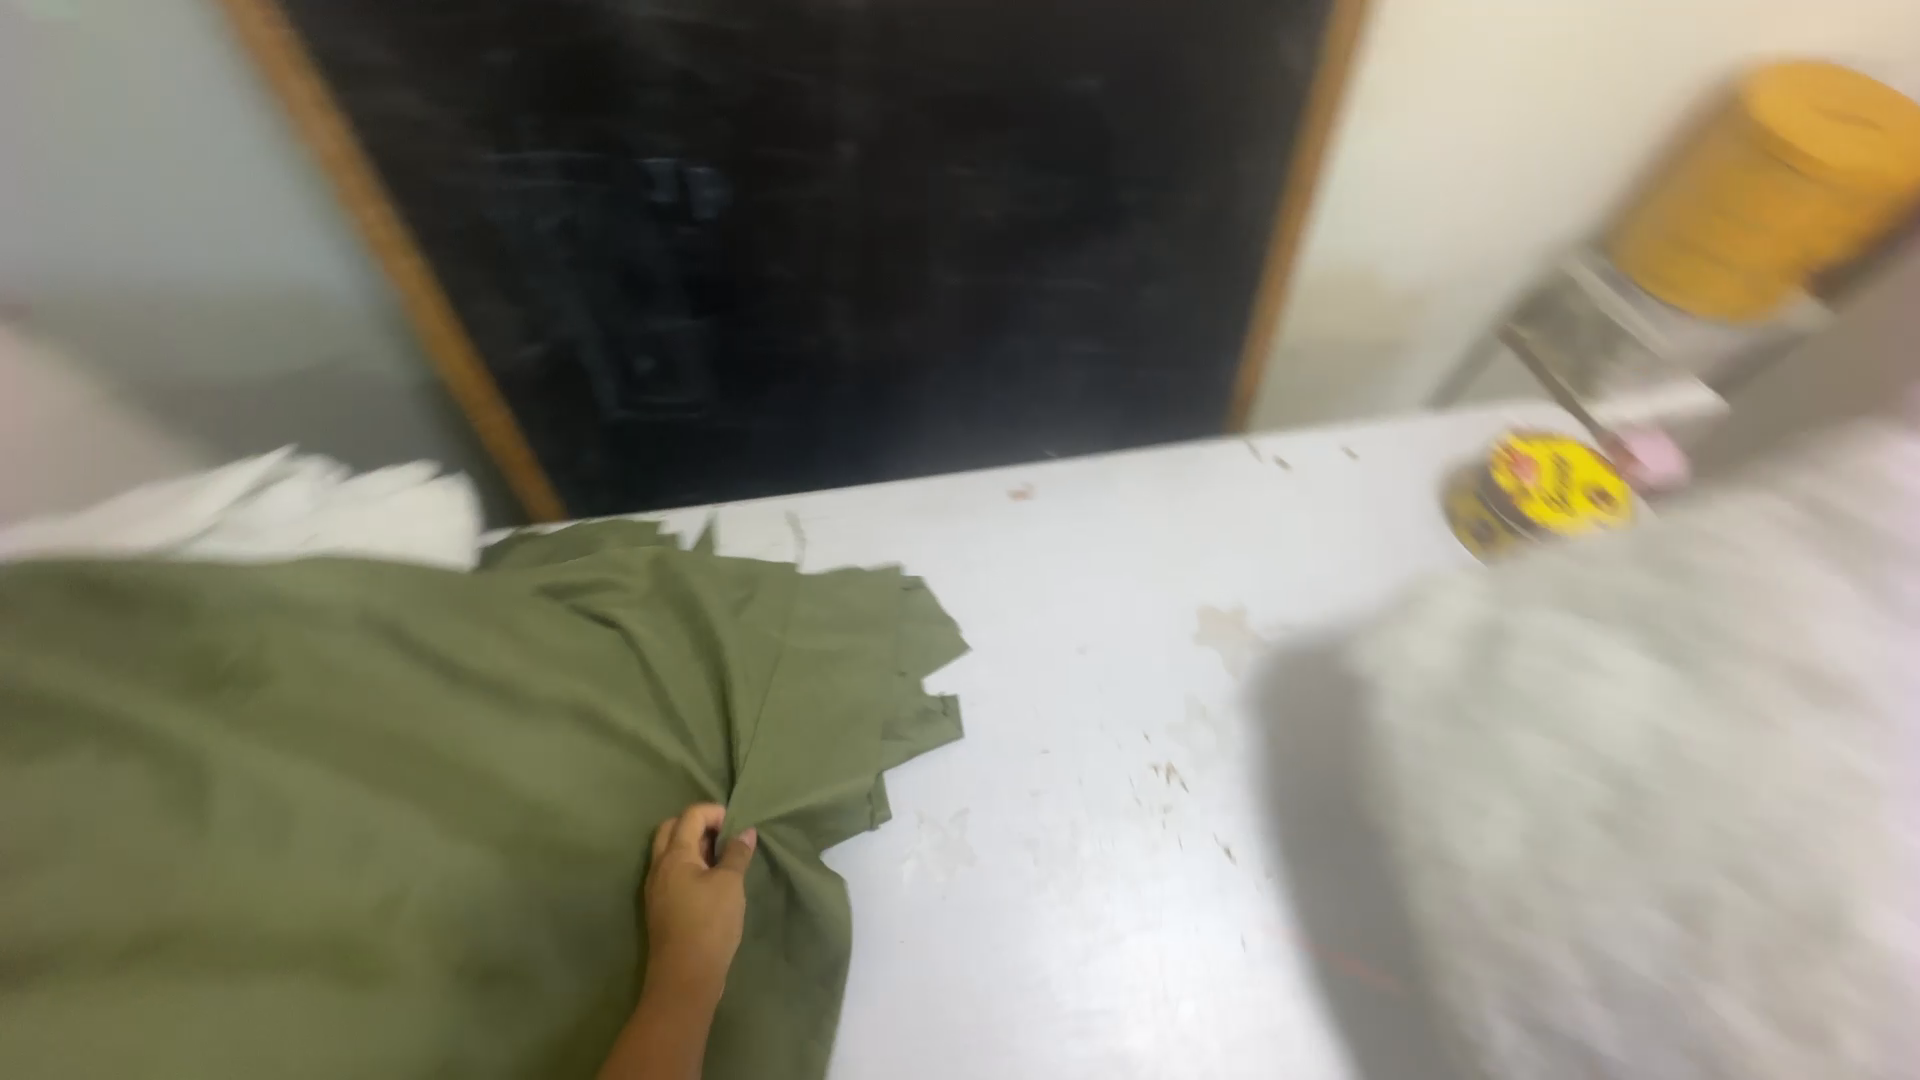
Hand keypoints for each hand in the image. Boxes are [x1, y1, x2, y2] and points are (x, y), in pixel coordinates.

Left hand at [642, 803, 756, 1007]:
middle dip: (698, 824)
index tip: (736, 826)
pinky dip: (690, 865)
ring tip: (722, 858)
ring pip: (670, 852)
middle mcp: (659, 867)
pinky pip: (672, 872)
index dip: (714, 812)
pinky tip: (711, 880)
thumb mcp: (730, 884)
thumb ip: (737, 853)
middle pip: (672, 829)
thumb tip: (746, 831)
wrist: (685, 978)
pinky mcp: (661, 907)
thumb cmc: (709, 923)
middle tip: (724, 836)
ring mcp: (657, 888)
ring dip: (694, 845)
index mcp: (674, 856)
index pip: (690, 815)